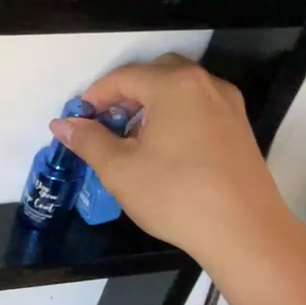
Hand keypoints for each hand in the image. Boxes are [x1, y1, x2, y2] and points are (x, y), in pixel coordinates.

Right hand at [52, 54, 298, 260]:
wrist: (243, 231)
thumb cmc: (176, 195)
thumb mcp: (120, 169)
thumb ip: (88, 140)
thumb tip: (62, 124)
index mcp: (174, 86)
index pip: (124, 77)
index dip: (95, 96)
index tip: (78, 121)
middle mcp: (205, 86)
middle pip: (156, 73)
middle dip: (126, 94)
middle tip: (106, 124)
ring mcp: (228, 107)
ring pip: (180, 91)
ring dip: (151, 105)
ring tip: (132, 141)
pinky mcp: (238, 130)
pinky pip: (199, 108)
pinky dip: (175, 117)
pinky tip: (164, 153)